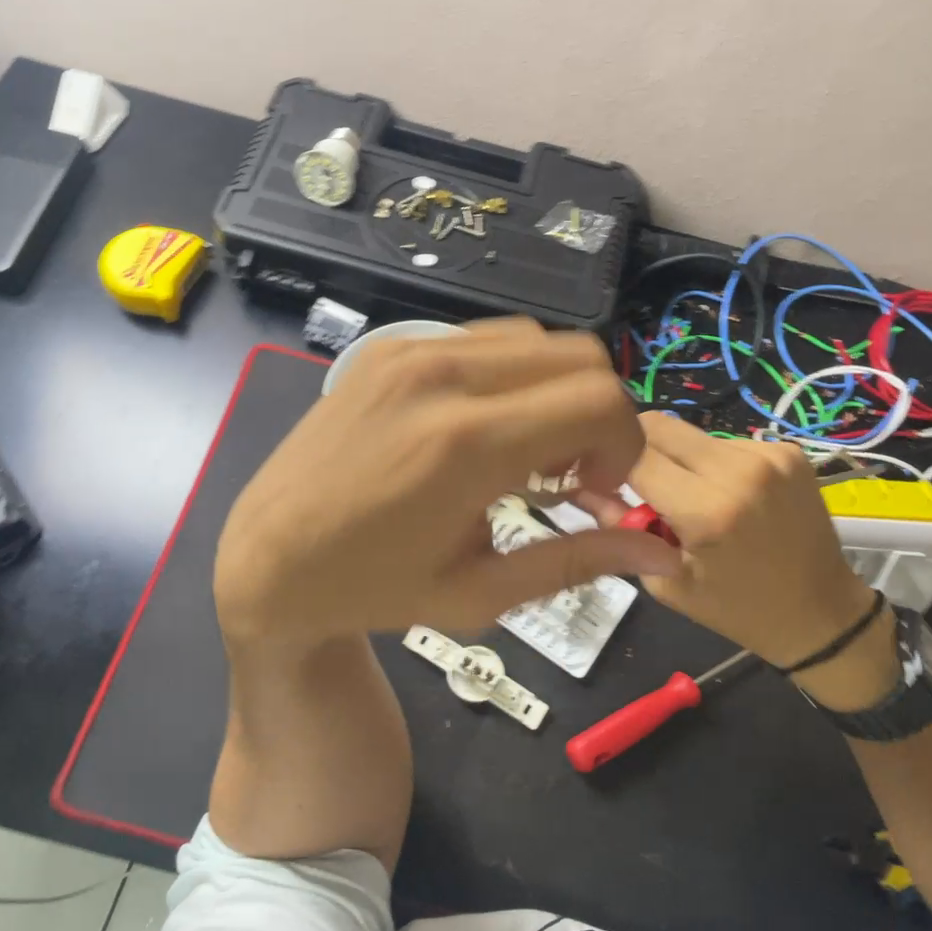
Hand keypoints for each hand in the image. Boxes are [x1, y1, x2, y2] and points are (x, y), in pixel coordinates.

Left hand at [214, 319, 682, 644]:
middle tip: (569, 474)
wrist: (270, 559)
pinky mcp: (389, 348)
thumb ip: (578, 560)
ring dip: (557, 390)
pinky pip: (484, 339)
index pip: (601, 402)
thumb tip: (660, 549)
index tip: (595, 491)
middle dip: (599, 416)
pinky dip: (513, 375)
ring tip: (526, 451)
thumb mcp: (481, 591)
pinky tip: (484, 427)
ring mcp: (411, 352)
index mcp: (469, 444)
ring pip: (536, 339)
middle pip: (581, 357)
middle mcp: (444, 377)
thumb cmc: (375, 589)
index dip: (625, 447)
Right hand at [573, 413, 894, 708]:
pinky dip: (713, 465)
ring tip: (690, 501)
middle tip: (640, 487)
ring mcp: (769, 453)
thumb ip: (620, 529)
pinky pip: (725, 443)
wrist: (822, 614)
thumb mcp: (666, 581)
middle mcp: (740, 468)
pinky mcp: (787, 450)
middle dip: (637, 451)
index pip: (632, 454)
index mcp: (708, 509)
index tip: (602, 485)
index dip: (608, 466)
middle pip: (659, 426)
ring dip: (678, 459)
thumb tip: (579, 490)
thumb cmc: (737, 610)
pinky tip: (726, 497)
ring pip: (691, 434)